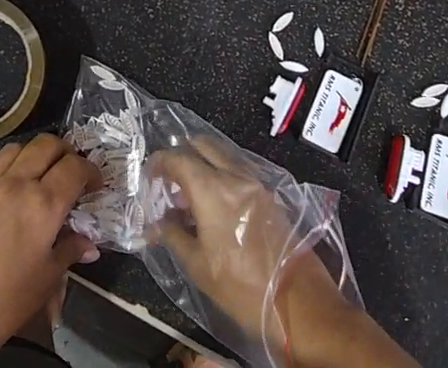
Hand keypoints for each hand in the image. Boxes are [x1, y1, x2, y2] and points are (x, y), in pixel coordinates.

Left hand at [0, 134, 101, 361]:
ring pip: (18, 148)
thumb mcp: (47, 279)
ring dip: (36, 154)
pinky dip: (7, 166)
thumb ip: (69, 251)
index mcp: (43, 204)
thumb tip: (88, 245)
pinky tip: (10, 187)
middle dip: (67, 153)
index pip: (75, 167)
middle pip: (47, 145)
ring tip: (42, 175)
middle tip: (73, 174)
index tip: (95, 185)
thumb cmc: (5, 302)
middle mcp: (17, 184)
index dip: (91, 172)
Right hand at [147, 139, 365, 365]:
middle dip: (182, 155)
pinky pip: (239, 171)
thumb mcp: (198, 266)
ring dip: (204, 164)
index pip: (178, 159)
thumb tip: (158, 223)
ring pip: (224, 156)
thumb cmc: (242, 286)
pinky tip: (214, 203)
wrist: (298, 302)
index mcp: (212, 189)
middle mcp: (235, 176)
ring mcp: (257, 183)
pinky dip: (222, 175)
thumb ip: (173, 235)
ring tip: (190, 193)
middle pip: (203, 146)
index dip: (159, 162)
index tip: (149, 175)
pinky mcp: (270, 195)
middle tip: (169, 179)